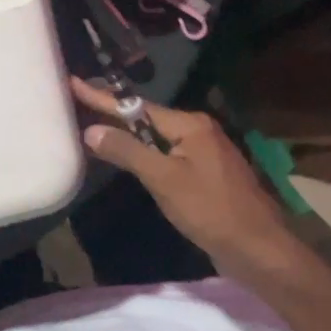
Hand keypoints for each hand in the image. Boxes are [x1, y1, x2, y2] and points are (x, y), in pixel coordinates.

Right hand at [69, 77, 289, 269]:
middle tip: (78, 104)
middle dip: (113, 114)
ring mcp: (204, 153)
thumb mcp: (163, 179)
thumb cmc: (210, 210)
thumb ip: (127, 151)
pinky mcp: (205, 174)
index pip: (136, 107)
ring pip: (156, 138)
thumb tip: (91, 130)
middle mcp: (198, 131)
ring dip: (127, 137)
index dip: (102, 97)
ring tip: (94, 129)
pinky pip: (166, 155)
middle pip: (146, 119)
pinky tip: (126, 159)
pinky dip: (143, 155)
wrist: (257, 248)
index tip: (73, 81)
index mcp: (190, 125)